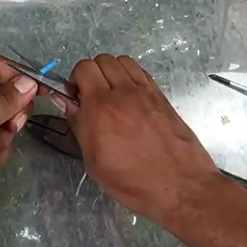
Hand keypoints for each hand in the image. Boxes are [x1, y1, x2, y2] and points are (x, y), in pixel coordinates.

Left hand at [0, 56, 36, 224]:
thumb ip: (7, 98)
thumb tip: (30, 81)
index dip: (18, 75)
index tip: (42, 88)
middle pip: (2, 90)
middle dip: (12, 108)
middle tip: (12, 124)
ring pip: (5, 114)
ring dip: (6, 131)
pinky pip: (1, 134)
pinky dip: (0, 145)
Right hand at [62, 55, 221, 224]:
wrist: (181, 187)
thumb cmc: (133, 181)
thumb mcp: (94, 162)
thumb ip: (78, 124)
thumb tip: (65, 101)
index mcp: (101, 107)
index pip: (84, 67)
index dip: (75, 79)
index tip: (76, 97)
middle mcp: (123, 92)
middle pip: (102, 59)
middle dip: (92, 73)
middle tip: (92, 96)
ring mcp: (145, 92)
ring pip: (123, 61)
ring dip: (112, 71)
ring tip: (112, 94)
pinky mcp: (162, 97)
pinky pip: (141, 72)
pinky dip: (130, 76)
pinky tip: (130, 97)